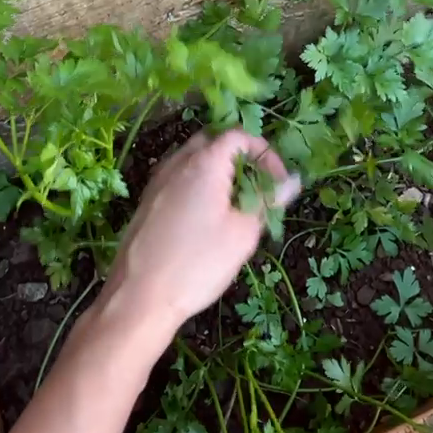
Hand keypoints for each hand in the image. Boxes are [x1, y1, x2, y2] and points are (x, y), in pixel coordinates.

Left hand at [100, 129, 298, 330]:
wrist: (139, 296)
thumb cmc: (198, 262)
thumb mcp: (243, 232)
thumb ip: (268, 200)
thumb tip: (292, 181)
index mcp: (204, 162)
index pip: (238, 136)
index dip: (264, 153)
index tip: (278, 181)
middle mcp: (178, 162)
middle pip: (213, 142)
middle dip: (240, 158)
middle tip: (257, 187)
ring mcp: (158, 180)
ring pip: (193, 160)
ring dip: (218, 172)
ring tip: (234, 205)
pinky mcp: (148, 201)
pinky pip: (178, 178)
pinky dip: (198, 185)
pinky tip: (205, 218)